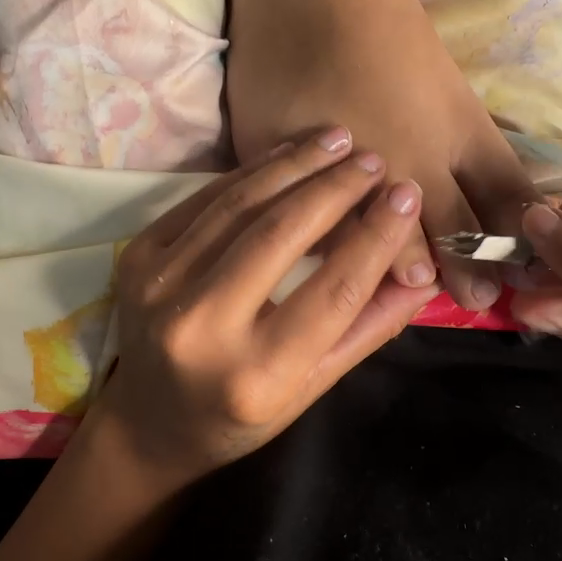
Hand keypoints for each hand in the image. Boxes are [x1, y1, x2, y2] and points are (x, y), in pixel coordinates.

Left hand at [93, 128, 438, 482]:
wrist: (146, 421)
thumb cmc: (237, 415)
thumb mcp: (309, 389)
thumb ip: (366, 329)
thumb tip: (423, 273)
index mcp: (254, 377)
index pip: (332, 292)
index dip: (376, 238)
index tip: (407, 193)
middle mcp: (201, 328)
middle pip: (279, 235)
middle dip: (334, 188)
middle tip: (373, 158)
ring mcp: (160, 285)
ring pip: (240, 205)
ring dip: (293, 165)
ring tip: (337, 139)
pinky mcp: (138, 253)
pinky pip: (206, 199)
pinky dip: (251, 171)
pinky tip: (287, 152)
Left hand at [222, 0, 535, 309]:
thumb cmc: (278, 53)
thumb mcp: (266, 135)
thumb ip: (295, 195)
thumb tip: (320, 240)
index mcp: (364, 178)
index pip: (397, 252)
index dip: (410, 285)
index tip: (423, 309)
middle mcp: (420, 163)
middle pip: (455, 234)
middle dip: (467, 272)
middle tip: (484, 305)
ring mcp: (451, 130)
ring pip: (497, 202)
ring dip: (508, 240)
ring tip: (522, 274)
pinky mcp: (465, 100)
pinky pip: (505, 163)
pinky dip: (520, 196)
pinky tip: (530, 218)